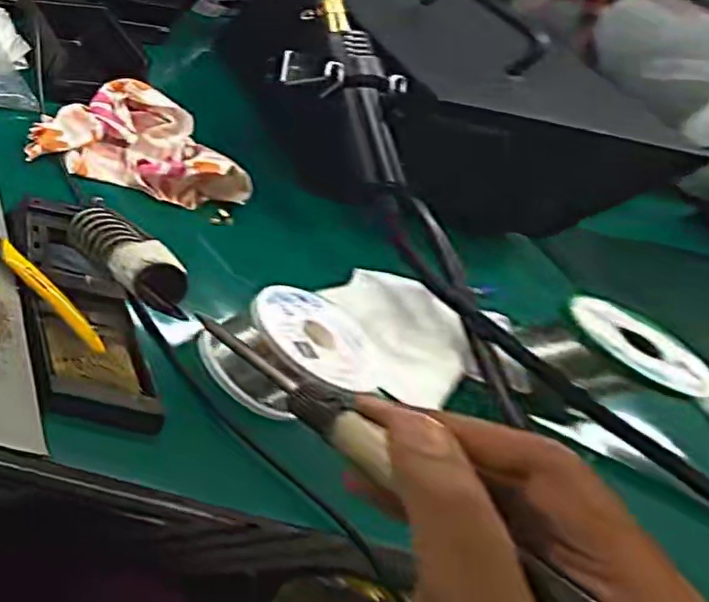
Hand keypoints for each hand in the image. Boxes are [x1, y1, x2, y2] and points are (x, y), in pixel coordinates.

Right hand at [351, 398, 699, 601]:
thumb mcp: (477, 600)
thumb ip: (452, 514)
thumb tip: (407, 421)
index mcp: (644, 581)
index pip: (546, 463)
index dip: (451, 428)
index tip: (368, 415)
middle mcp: (635, 579)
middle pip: (525, 485)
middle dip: (428, 454)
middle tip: (354, 441)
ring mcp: (600, 591)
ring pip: (507, 510)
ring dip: (425, 480)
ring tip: (360, 471)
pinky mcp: (559, 596)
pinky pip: (502, 538)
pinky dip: (441, 514)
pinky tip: (394, 505)